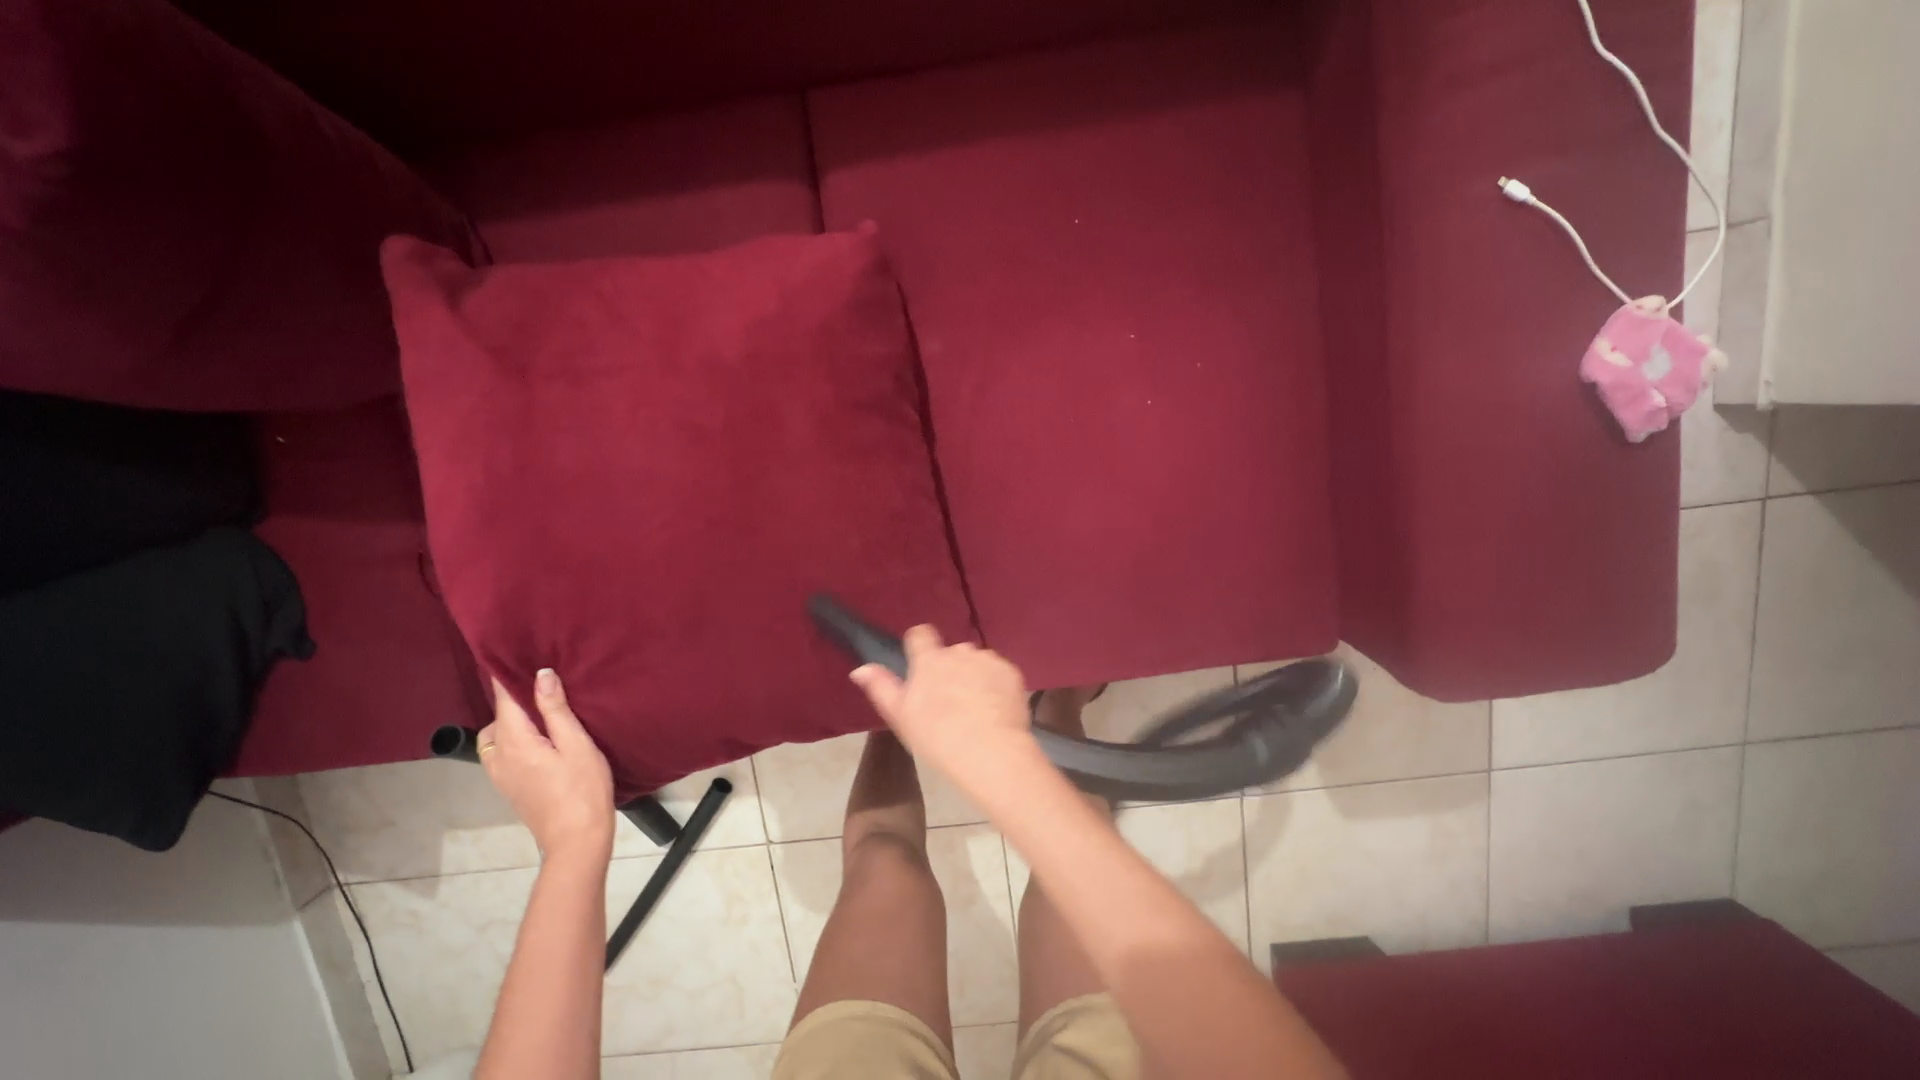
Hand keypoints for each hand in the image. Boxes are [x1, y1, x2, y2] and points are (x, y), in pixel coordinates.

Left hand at [479, 669, 614, 862]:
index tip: (513, 654)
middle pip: (497, 718)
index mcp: (515, 742)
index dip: (505, 676)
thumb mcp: (576, 744)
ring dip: (511, 721)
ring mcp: (501, 775)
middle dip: (511, 699)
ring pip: (496, 737)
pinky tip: (538, 739)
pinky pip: (501, 753)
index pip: (503, 700)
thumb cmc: (583, 788)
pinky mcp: (510, 787)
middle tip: (538, 683)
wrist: (576, 839)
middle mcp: (500, 756)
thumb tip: (541, 675)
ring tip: (540, 712)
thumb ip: (556, 710)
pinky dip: (512, 738)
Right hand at [848, 625, 1037, 788]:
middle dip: (949, 668)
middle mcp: (959, 652)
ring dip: (973, 676)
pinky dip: (995, 685)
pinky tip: (994, 710)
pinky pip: (998, 673)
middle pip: (951, 652)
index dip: (919, 646)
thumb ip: (881, 687)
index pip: (920, 634)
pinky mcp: (1011, 672)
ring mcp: (988, 660)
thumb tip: (860, 669)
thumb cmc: (938, 738)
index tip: (920, 664)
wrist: (990, 753)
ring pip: (976, 662)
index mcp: (929, 661)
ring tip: (974, 708)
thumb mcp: (901, 717)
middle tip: (949, 700)